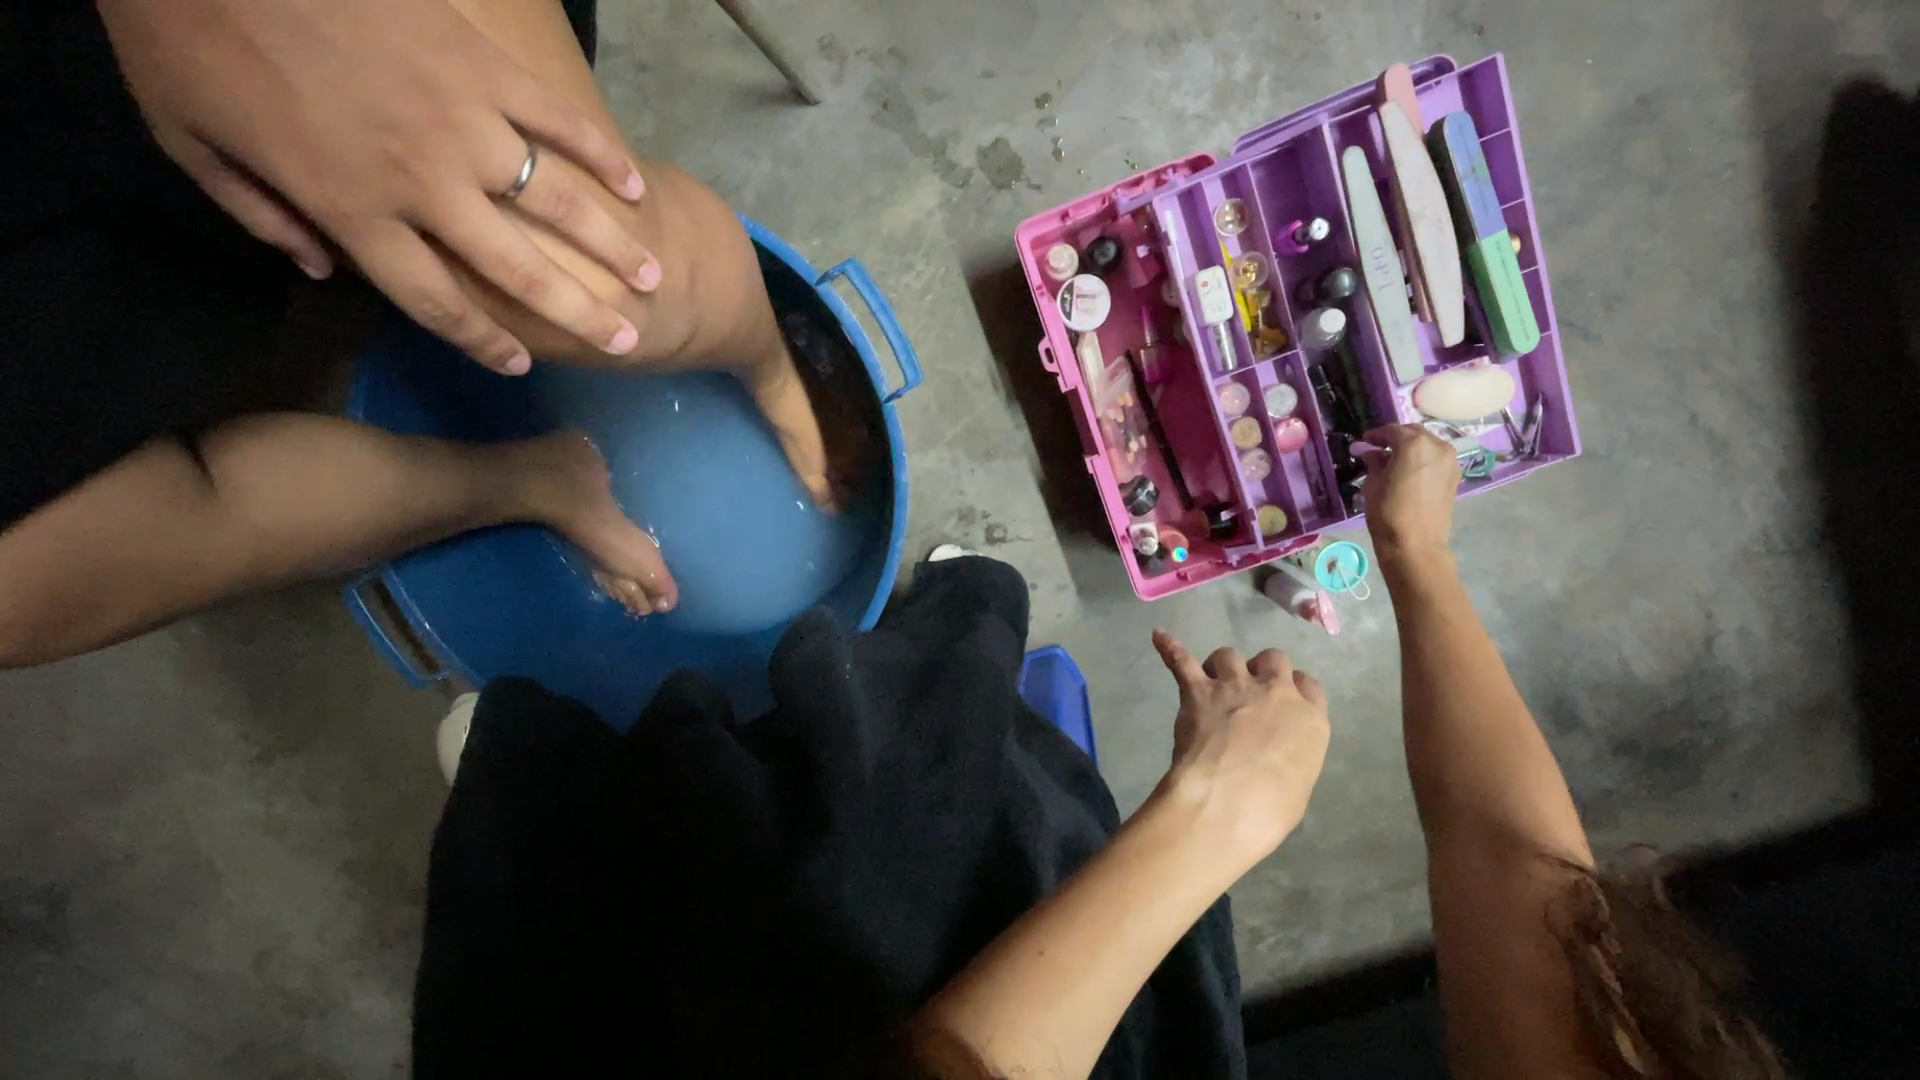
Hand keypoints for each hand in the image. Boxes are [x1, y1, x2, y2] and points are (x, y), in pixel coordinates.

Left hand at [99, 0, 661, 374]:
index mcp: (355, 211)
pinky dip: (602, 155)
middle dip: (578, 314)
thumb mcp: (185, 137)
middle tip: (624, 339)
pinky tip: (637, 186)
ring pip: (558, 206)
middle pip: (521, 271)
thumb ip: (260, 216)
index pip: (437, 302)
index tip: (520, 366)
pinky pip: (559, 122)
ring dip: (613, 247)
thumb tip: (324, 274)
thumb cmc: (183, 30)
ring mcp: (467, 126)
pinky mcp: (487, 71)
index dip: (483, 341)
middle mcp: (428, 186)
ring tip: (654, 278)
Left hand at [1149, 630, 1329, 862]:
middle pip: (1273, 659)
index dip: (1294, 688)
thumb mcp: (1299, 784)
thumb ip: (1290, 756)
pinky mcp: (1198, 690)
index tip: (1284, 698)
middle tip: (1249, 690)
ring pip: (1228, 655)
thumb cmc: (1270, 808)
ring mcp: (1235, 687)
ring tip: (1211, 681)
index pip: (1308, 685)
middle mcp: (1275, 692)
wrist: (1228, 801)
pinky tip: (1159, 637)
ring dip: (1221, 666)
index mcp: (1309, 719)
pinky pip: (1182, 660)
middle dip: (1261, 669)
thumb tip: (1272, 756)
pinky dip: (1170, 648)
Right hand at [1356, 423, 1461, 566]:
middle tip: (1379, 448)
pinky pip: (1437, 458)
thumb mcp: (1373, 483)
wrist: (1416, 542)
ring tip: (1395, 460)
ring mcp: (1450, 460)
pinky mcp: (1455, 475)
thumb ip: (1374, 461)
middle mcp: (1437, 446)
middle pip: (1414, 433)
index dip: (1376, 435)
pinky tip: (1410, 470)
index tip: (1365, 441)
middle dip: (1396, 437)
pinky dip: (1423, 458)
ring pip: (1428, 444)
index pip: (1392, 430)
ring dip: (1411, 447)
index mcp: (1413, 444)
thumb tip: (1371, 451)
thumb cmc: (1388, 511)